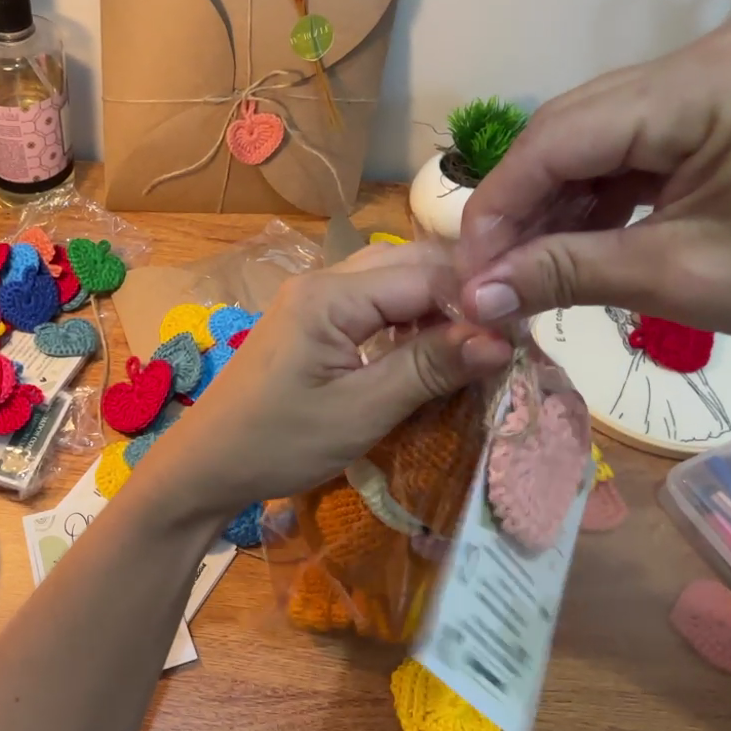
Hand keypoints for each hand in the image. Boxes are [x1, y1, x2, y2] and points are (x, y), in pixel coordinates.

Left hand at [129, 242, 511, 525]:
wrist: (207, 464)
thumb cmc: (277, 443)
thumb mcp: (359, 412)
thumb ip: (427, 368)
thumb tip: (501, 337)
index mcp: (329, 294)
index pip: (426, 273)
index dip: (479, 301)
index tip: (524, 339)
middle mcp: (320, 281)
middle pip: (410, 266)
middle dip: (463, 298)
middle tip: (507, 342)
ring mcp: (312, 299)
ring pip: (393, 283)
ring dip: (437, 309)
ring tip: (478, 349)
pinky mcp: (310, 322)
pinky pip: (372, 305)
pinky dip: (407, 323)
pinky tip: (430, 353)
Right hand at [455, 16, 730, 354]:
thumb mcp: (685, 278)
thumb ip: (563, 273)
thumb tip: (472, 295)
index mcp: (704, 82)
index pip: (556, 138)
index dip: (496, 208)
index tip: (465, 273)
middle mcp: (709, 54)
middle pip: (572, 131)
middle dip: (523, 207)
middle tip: (492, 276)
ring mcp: (728, 72)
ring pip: (600, 137)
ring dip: (559, 203)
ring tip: (532, 267)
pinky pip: (641, 143)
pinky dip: (605, 194)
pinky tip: (584, 239)